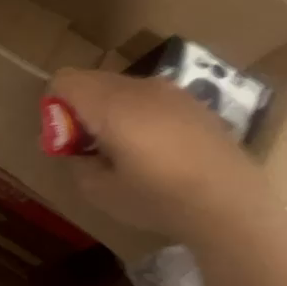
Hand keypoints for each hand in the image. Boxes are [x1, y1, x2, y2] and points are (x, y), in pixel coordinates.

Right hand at [50, 68, 281, 245]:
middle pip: (92, 81)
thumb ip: (75, 161)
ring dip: (111, 111)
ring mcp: (173, 92)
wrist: (231, 205)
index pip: (65, 80)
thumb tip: (73, 148)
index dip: (55, 106)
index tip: (67, 139)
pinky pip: (152, 99)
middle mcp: (141, 88)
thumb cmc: (157, 199)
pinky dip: (140, 115)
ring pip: (123, 88)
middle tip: (90, 148)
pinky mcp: (196, 104)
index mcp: (111, 105)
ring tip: (124, 149)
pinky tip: (156, 150)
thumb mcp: (98, 190)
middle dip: (81, 108)